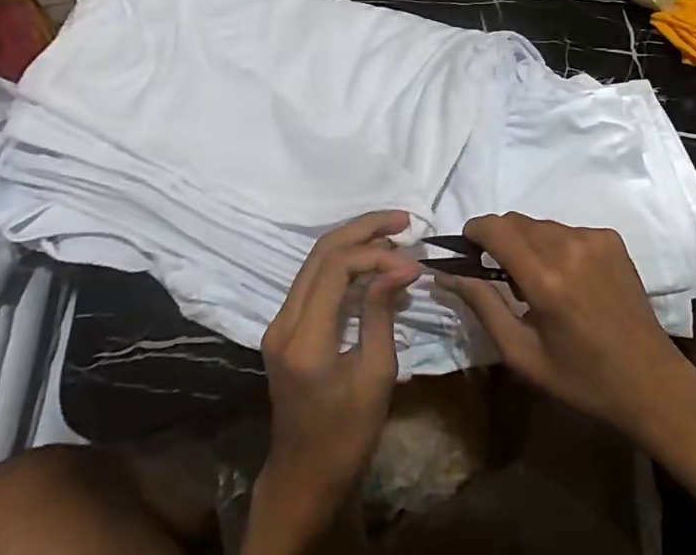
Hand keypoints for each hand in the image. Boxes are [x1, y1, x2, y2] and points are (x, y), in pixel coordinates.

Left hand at [251, 209, 420, 544]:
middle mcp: (284, 322)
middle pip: (321, 252)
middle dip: (364, 229)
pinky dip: (347, 265)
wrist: (305, 475)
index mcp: (304, 337)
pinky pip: (316, 281)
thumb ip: (382, 312)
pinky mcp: (287, 329)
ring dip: (356, 243)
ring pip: (316, 261)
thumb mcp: (376, 374)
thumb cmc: (347, 433)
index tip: (414, 264)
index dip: (378, 254)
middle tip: (405, 221)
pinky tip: (377, 267)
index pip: (337, 268)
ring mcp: (280, 324)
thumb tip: (402, 266)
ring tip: (396, 237)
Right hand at [437, 213, 695, 447]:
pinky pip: (568, 231)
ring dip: (528, 243)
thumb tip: (446, 275)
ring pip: (542, 225)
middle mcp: (570, 247)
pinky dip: (556, 246)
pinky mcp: (612, 239)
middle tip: (499, 277)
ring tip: (537, 283)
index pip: (496, 229)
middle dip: (499, 240)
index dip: (473, 232)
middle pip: (517, 221)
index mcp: (545, 279)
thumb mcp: (521, 354)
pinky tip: (567, 280)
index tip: (466, 251)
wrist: (648, 378)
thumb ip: (483, 306)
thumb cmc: (580, 377)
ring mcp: (595, 239)